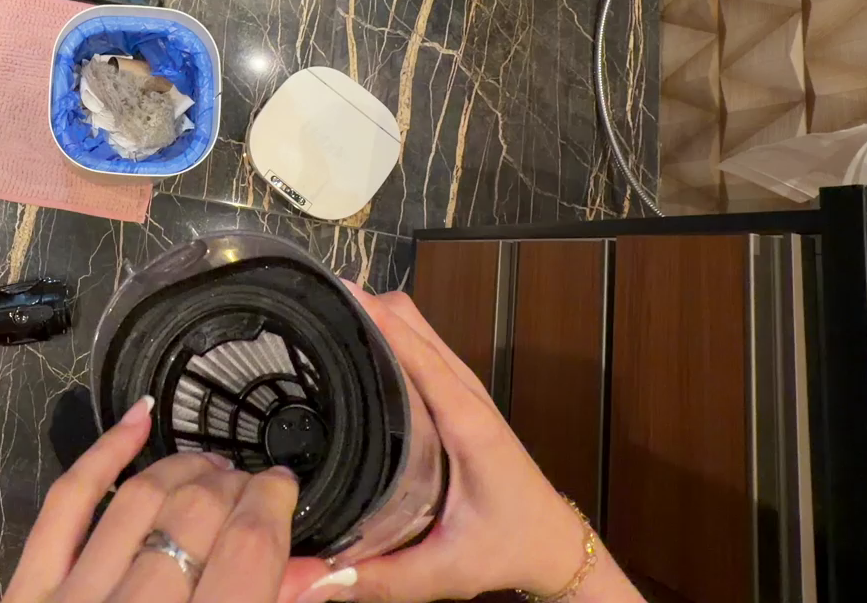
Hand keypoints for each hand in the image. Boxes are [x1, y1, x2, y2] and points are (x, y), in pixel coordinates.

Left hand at [6, 395, 301, 602]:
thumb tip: (322, 570)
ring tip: (211, 465)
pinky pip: (67, 501)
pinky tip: (140, 415)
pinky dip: (106, 450)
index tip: (284, 487)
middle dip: (234, 486)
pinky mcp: (25, 592)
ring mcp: (70, 602)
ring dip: (183, 469)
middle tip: (250, 483)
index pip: (249, 553)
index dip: (274, 505)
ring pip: (139, 499)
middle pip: (196, 516)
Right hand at [282, 288, 598, 602]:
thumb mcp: (445, 571)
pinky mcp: (459, 389)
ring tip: (326, 315)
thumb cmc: (506, 549)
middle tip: (313, 306)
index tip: (333, 292)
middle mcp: (465, 390)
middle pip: (413, 319)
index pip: (416, 350)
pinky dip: (389, 326)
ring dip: (377, 311)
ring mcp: (464, 384)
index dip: (376, 315)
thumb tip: (307, 578)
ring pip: (418, 322)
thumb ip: (379, 576)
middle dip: (366, 303)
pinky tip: (357, 343)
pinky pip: (421, 339)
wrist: (558, 545)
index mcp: (464, 419)